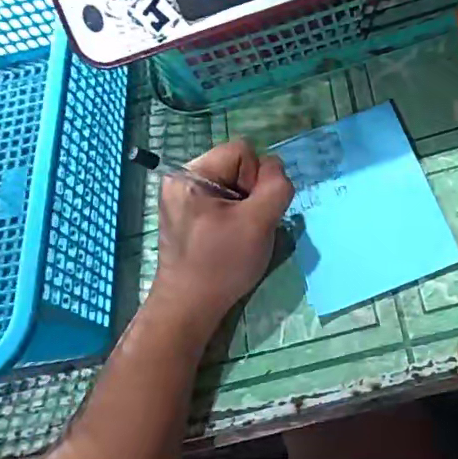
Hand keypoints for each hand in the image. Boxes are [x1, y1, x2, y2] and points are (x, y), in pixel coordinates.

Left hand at [148, 140, 294, 334]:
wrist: (189, 308)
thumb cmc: (222, 264)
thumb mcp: (258, 222)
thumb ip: (275, 186)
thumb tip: (276, 169)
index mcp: (190, 174)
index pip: (242, 150)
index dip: (256, 177)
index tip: (249, 211)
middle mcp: (181, 179)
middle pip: (236, 166)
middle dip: (251, 192)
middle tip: (245, 226)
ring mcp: (181, 199)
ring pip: (232, 185)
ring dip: (245, 207)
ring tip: (237, 236)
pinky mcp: (185, 217)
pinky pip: (221, 202)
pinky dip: (233, 217)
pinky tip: (229, 240)